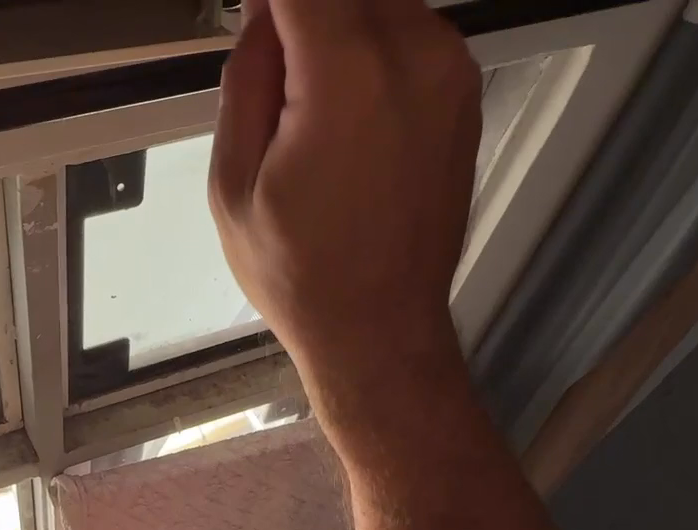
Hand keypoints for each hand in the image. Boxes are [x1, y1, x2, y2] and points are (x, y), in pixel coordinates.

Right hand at [210, 0, 481, 371]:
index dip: (269, 1)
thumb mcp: (232, 190)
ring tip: (306, 105)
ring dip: (337, 27)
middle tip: (272, 78)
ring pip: (382, 2)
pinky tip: (347, 116)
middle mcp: (414, 53)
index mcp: (345, 78)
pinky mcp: (465, 92)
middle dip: (301, 14)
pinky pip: (412, 32)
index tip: (251, 26)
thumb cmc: (297, 274)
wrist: (380, 328)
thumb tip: (263, 16)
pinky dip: (372, 48)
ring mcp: (451, 70)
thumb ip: (245, 84)